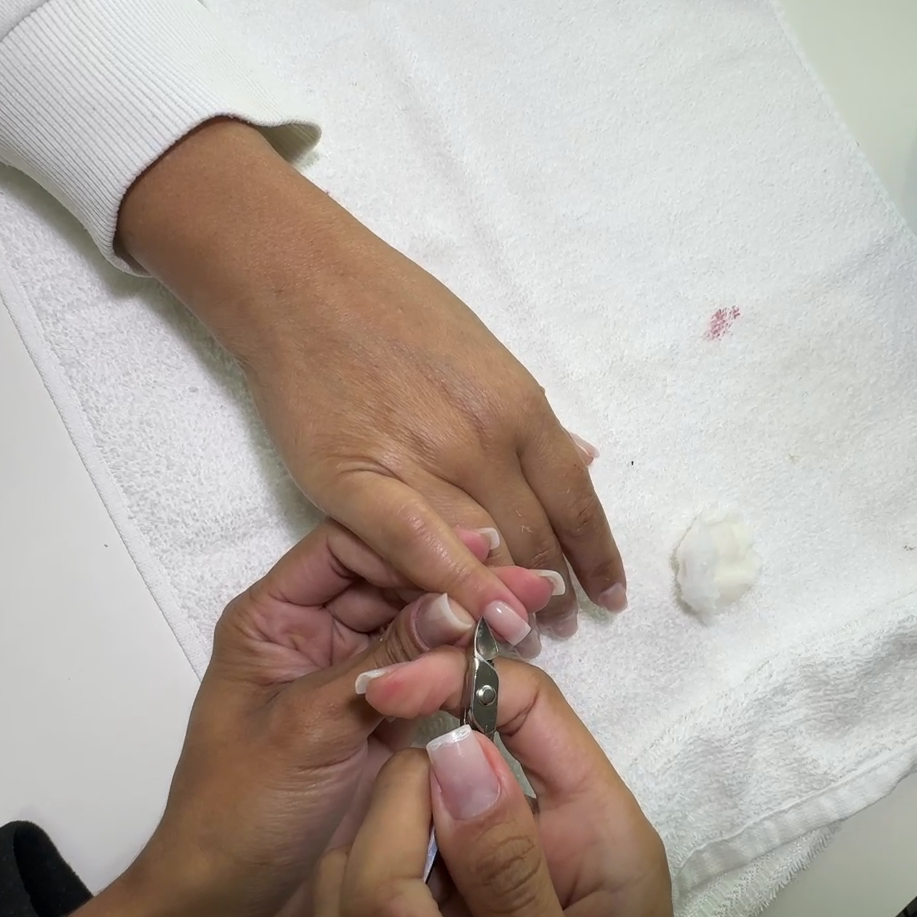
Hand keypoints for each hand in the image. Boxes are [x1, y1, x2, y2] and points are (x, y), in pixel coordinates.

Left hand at [47, 522, 557, 916]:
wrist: (229, 911)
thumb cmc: (240, 814)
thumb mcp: (311, 726)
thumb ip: (386, 660)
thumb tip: (461, 603)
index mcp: (275, 614)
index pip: (350, 547)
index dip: (413, 546)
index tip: (480, 556)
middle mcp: (314, 626)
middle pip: (391, 577)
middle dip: (456, 579)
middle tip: (527, 584)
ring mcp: (351, 666)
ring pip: (416, 619)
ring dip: (470, 614)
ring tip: (534, 605)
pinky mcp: (381, 705)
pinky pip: (428, 665)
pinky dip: (466, 657)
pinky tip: (508, 648)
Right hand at [117, 119, 626, 640]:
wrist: (305, 284)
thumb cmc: (397, 310)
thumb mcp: (486, 353)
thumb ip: (531, 418)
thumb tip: (584, 461)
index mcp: (520, 405)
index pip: (577, 500)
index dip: (597, 557)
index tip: (611, 595)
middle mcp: (485, 439)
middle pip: (537, 536)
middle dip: (555, 590)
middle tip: (562, 624)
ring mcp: (425, 461)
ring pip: (488, 551)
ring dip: (512, 600)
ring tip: (523, 631)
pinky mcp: (359, 482)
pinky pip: (419, 549)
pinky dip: (459, 591)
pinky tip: (485, 623)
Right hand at [314, 659, 677, 916]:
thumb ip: (516, 875)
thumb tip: (457, 747)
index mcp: (586, 825)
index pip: (521, 702)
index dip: (453, 679)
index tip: (380, 693)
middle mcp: (514, 835)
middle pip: (421, 779)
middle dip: (398, 870)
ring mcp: (456, 879)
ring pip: (369, 846)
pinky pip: (345, 910)